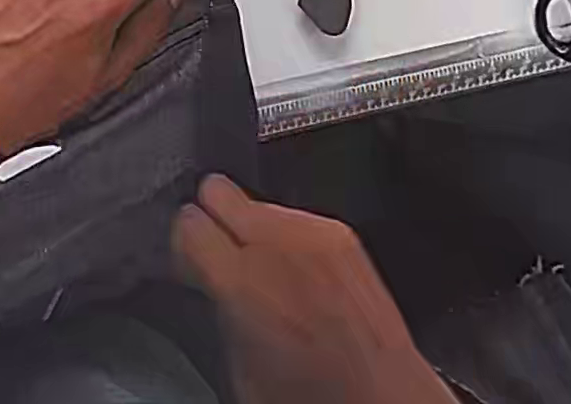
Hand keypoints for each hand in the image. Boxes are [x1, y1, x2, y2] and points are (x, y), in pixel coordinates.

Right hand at [174, 175, 456, 403]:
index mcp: (240, 281)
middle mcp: (273, 244)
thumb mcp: (238, 369)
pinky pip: (291, 214)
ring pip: (253, 199)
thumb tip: (202, 274)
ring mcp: (309, 231)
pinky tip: (299, 271)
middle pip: (215, 187)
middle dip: (211, 215)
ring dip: (252, 228)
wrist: (386, 400)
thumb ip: (214, 305)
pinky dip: (287, 236)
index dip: (185, 241)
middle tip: (220, 248)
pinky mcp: (337, 230)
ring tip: (269, 269)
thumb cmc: (315, 397)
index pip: (186, 220)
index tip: (191, 257)